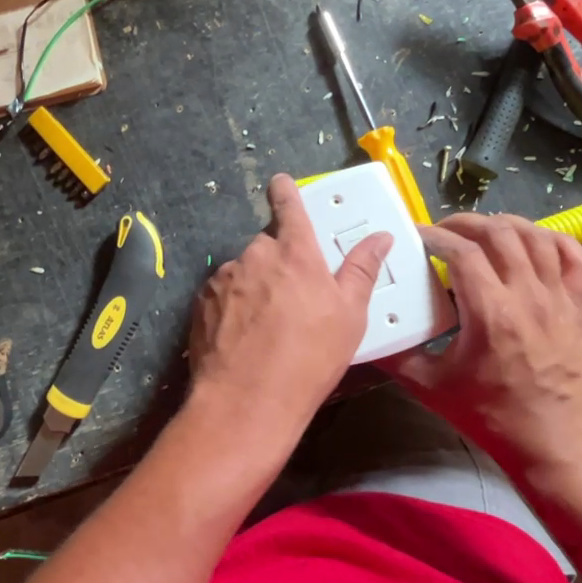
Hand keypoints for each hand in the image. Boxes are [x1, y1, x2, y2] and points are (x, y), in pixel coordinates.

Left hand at [186, 174, 391, 444]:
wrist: (246, 400)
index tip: (280, 182)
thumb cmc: (308, 358)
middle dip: (278, 259)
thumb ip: (362, 270)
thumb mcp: (350, 317)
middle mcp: (255, 255)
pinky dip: (232, 306)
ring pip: (244, 270)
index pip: (289, 204)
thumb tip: (380, 237)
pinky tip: (243, 335)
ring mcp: (224, 278)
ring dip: (254, 285)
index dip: (285, 190)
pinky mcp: (201, 301)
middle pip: (267, 243)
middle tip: (293, 295)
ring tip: (268, 325)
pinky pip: (222, 293)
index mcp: (295, 252)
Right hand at [386, 214, 581, 477]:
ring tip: (481, 232)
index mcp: (491, 314)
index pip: (462, 252)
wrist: (552, 443)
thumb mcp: (430, 387)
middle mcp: (528, 297)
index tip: (416, 237)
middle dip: (466, 222)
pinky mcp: (578, 307)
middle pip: (500, 233)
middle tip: (443, 231)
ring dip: (506, 224)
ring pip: (537, 237)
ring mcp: (558, 300)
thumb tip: (366, 333)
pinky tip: (532, 243)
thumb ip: (396, 356)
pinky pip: (575, 258)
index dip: (435, 236)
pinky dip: (553, 240)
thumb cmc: (489, 415)